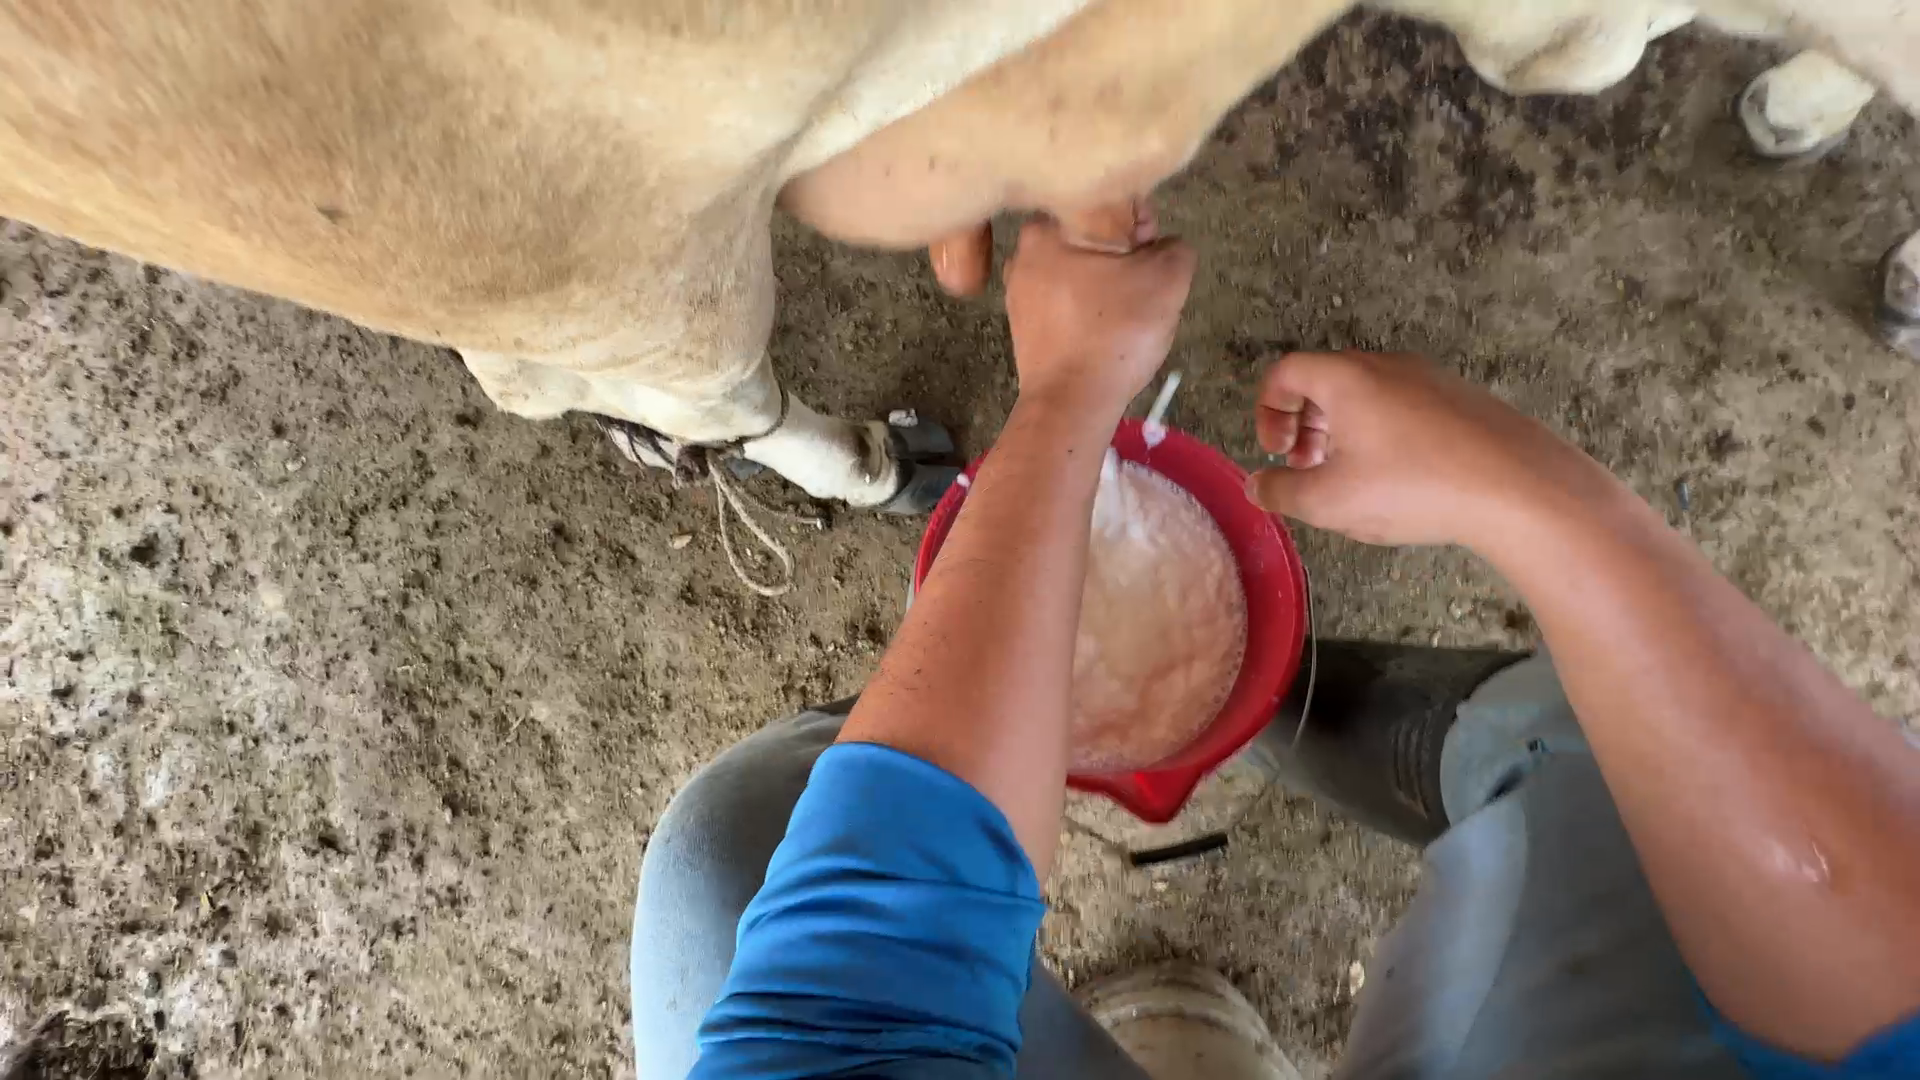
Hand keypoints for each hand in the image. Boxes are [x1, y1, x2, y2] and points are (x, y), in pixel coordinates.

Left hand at [1002, 218, 1195, 416]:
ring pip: (1080, 273)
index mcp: (1048, 224)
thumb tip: (1159, 249)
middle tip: (1138, 293)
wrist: (1071, 404)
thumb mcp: (1167, 277)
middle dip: (1123, 259)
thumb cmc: (1114, 332)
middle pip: (1092, 238)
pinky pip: (1066, 306)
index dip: (1143, 227)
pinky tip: (1099, 336)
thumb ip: (1173, 245)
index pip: (1109, 201)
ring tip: (1121, 319)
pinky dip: (1087, 314)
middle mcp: (1022, 251)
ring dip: (1106, 288)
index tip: (1149, 260)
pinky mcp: (1021, 327)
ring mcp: (1017, 291)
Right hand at [1245, 351, 1613, 548]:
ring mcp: (1431, 380)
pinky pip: (1401, 409)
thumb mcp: (1326, 501)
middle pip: (1323, 383)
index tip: (1276, 453)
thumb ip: (1278, 491)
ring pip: (1363, 398)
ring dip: (1339, 434)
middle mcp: (1387, 367)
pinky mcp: (1463, 401)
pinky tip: (1398, 481)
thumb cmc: (1413, 488)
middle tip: (1306, 469)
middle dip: (1302, 428)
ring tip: (1349, 480)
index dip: (1267, 411)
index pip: (1286, 372)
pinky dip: (1379, 436)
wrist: (1524, 490)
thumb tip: (1255, 485)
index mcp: (1347, 379)